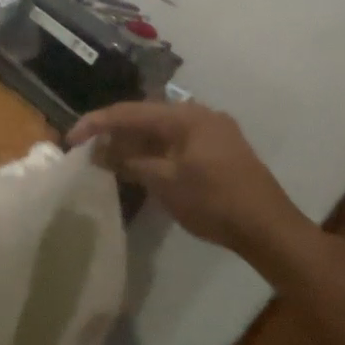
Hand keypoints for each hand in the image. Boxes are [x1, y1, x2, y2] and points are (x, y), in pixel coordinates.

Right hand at [68, 101, 313, 259]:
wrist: (273, 233)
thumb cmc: (215, 202)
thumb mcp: (163, 182)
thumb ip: (127, 162)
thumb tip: (99, 153)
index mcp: (185, 116)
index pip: (128, 112)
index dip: (95, 124)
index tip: (72, 140)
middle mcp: (200, 115)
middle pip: (144, 117)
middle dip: (114, 133)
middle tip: (89, 150)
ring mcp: (214, 132)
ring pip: (160, 130)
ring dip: (134, 143)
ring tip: (109, 159)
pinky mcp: (221, 150)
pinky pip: (176, 142)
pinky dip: (154, 151)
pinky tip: (139, 166)